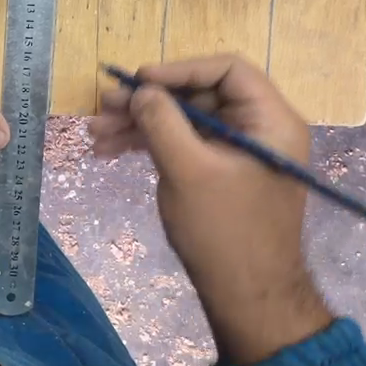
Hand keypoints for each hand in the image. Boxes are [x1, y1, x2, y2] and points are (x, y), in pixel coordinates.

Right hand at [89, 55, 331, 364]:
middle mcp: (258, 129)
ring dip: (139, 122)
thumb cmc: (223, 230)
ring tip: (95, 131)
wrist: (245, 295)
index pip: (227, 70)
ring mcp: (237, 152)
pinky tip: (110, 150)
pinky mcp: (218, 172)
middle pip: (198, 95)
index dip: (178, 69)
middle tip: (103, 104)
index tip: (138, 80)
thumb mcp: (187, 170)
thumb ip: (162, 121)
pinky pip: (182, 143)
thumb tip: (140, 89)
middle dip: (148, 100)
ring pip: (184, 120)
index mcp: (270, 121)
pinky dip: (148, 144)